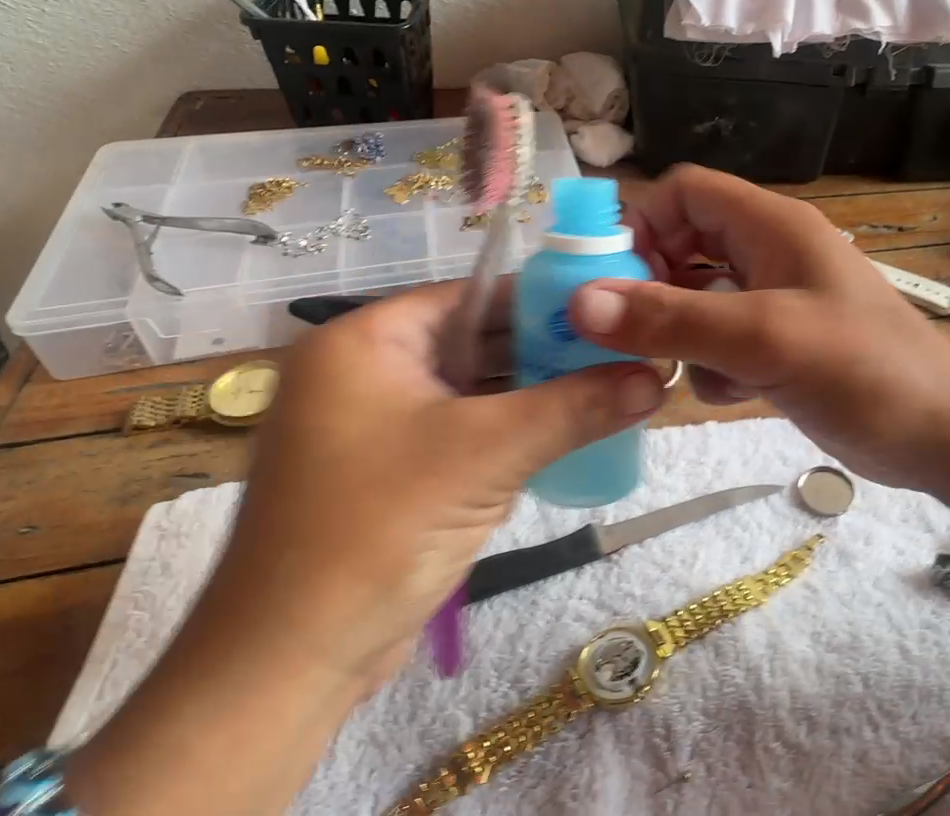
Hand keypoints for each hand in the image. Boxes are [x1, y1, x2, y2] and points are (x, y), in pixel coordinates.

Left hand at [194, 280, 665, 685]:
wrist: (292, 655)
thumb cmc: (379, 527)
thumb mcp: (487, 454)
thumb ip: (576, 407)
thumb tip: (658, 376)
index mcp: (363, 342)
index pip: (469, 294)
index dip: (542, 299)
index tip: (610, 310)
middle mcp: (362, 372)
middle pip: (472, 341)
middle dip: (546, 351)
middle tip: (623, 352)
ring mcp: (373, 426)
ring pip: (471, 391)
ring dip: (534, 394)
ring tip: (611, 388)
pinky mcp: (389, 473)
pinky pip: (461, 433)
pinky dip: (509, 433)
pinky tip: (568, 435)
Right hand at [569, 164, 949, 491]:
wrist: (941, 435)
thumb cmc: (864, 371)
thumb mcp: (765, 340)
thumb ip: (674, 319)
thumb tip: (580, 301)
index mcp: (772, 227)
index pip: (686, 192)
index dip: (642, 224)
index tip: (611, 283)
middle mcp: (771, 254)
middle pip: (685, 245)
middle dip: (652, 287)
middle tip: (627, 336)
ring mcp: (779, 302)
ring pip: (698, 299)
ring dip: (681, 333)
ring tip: (681, 370)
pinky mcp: (783, 347)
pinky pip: (724, 341)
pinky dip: (713, 365)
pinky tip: (731, 393)